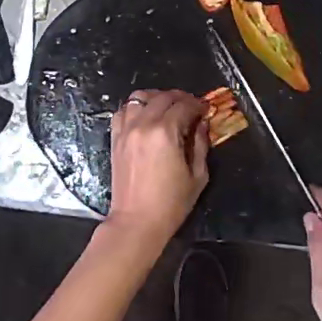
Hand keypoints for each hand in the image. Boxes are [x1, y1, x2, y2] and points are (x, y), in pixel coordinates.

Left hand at [105, 89, 209, 249]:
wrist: (136, 223)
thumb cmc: (170, 204)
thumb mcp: (197, 176)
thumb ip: (201, 145)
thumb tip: (201, 124)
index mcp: (165, 132)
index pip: (184, 105)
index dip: (198, 104)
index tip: (205, 109)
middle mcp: (143, 124)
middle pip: (163, 97)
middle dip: (181, 98)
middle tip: (191, 106)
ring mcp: (126, 129)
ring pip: (140, 97)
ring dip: (157, 98)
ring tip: (167, 107)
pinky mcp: (115, 138)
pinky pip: (123, 110)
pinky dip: (136, 107)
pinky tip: (145, 115)